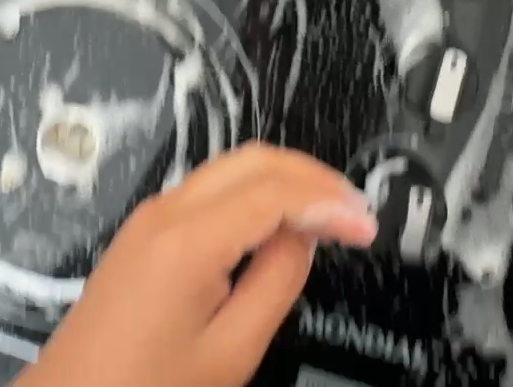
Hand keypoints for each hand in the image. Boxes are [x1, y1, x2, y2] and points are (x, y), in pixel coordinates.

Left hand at [14, 143, 378, 386]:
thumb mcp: (228, 352)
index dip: (328, 200)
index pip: (274, 191)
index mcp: (188, 239)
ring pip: (232, 167)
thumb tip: (304, 236)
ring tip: (326, 213)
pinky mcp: (147, 228)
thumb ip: (276, 283)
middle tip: (352, 208)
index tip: (365, 224)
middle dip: (310, 174)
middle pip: (253, 159)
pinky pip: (212, 189)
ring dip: (283, 179)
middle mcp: (167, 209)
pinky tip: (278, 221)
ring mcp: (153, 213)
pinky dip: (255, 193)